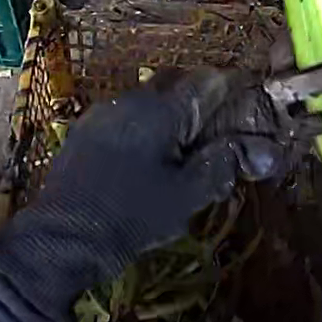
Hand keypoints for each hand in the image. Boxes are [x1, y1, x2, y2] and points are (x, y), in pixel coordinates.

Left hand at [13, 69, 281, 275]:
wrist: (59, 240)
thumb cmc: (131, 218)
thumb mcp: (186, 196)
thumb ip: (223, 164)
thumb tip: (262, 150)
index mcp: (162, 110)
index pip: (208, 81)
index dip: (232, 87)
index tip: (246, 101)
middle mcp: (132, 99)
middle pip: (176, 80)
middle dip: (200, 94)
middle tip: (216, 123)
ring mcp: (104, 111)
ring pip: (148, 95)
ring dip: (170, 108)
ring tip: (181, 141)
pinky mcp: (85, 127)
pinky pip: (125, 112)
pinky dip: (144, 121)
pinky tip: (146, 151)